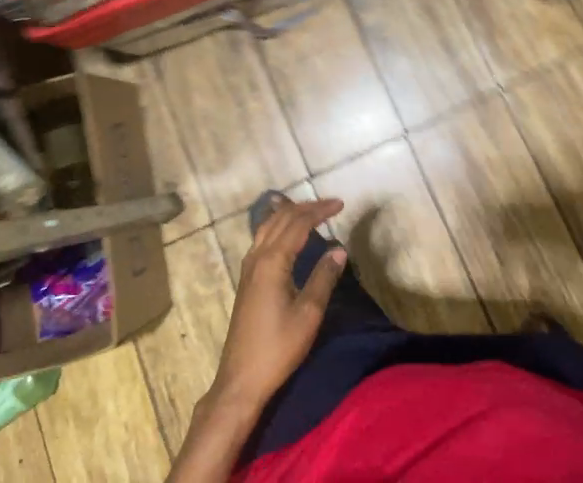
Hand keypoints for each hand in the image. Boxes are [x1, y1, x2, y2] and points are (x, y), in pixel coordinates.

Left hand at [213, 197, 347, 405]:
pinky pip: (262, 239)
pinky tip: (286, 233)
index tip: (341, 204)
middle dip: (306, 208)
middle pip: (281, 219)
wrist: (241, 378)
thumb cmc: (278, 347)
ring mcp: (248, 268)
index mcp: (272, 261)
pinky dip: (278, 227)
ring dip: (290, 214)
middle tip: (331, 205)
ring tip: (311, 211)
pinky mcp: (246, 280)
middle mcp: (257, 257)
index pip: (298, 224)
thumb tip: (339, 250)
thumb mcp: (308, 314)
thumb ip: (323, 278)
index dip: (319, 211)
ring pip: (268, 227)